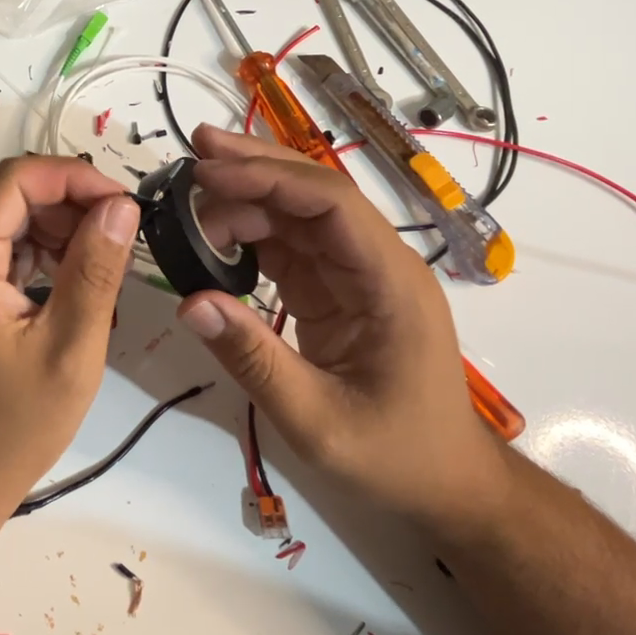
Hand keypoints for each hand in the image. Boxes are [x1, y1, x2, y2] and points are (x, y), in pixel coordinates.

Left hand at [0, 156, 140, 516]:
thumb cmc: (13, 426)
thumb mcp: (69, 348)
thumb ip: (95, 270)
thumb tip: (122, 205)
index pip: (16, 179)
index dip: (75, 177)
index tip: (125, 204)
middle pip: (11, 193)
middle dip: (71, 201)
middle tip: (123, 234)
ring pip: (8, 215)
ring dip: (59, 225)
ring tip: (105, 261)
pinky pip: (0, 244)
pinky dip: (41, 249)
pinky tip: (75, 276)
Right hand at [175, 125, 508, 529]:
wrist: (446, 486)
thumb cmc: (395, 457)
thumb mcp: (318, 421)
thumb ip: (254, 360)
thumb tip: (189, 303)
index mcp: (389, 283)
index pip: (331, 204)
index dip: (268, 179)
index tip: (207, 172)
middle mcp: (376, 264)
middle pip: (314, 194)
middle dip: (255, 168)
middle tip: (194, 148)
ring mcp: (356, 275)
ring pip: (298, 214)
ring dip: (246, 198)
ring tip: (190, 194)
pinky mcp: (336, 290)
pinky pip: (290, 245)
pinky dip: (250, 233)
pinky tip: (212, 233)